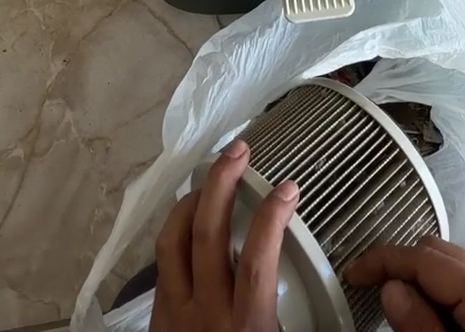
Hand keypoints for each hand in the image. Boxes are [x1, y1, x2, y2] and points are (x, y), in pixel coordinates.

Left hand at [150, 140, 298, 331]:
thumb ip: (290, 313)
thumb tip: (309, 281)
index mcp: (247, 326)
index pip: (258, 260)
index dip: (272, 218)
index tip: (288, 188)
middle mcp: (207, 312)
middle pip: (207, 234)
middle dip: (222, 182)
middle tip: (238, 151)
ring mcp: (174, 313)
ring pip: (173, 241)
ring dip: (191, 202)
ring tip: (209, 181)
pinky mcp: (155, 318)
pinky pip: (161, 264)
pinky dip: (176, 233)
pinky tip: (189, 223)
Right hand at [346, 236, 464, 331]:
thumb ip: (421, 328)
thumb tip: (391, 288)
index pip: (425, 258)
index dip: (384, 260)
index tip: (353, 275)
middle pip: (441, 253)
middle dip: (403, 264)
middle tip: (372, 290)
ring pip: (455, 267)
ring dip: (422, 278)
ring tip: (397, 305)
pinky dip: (444, 293)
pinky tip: (431, 318)